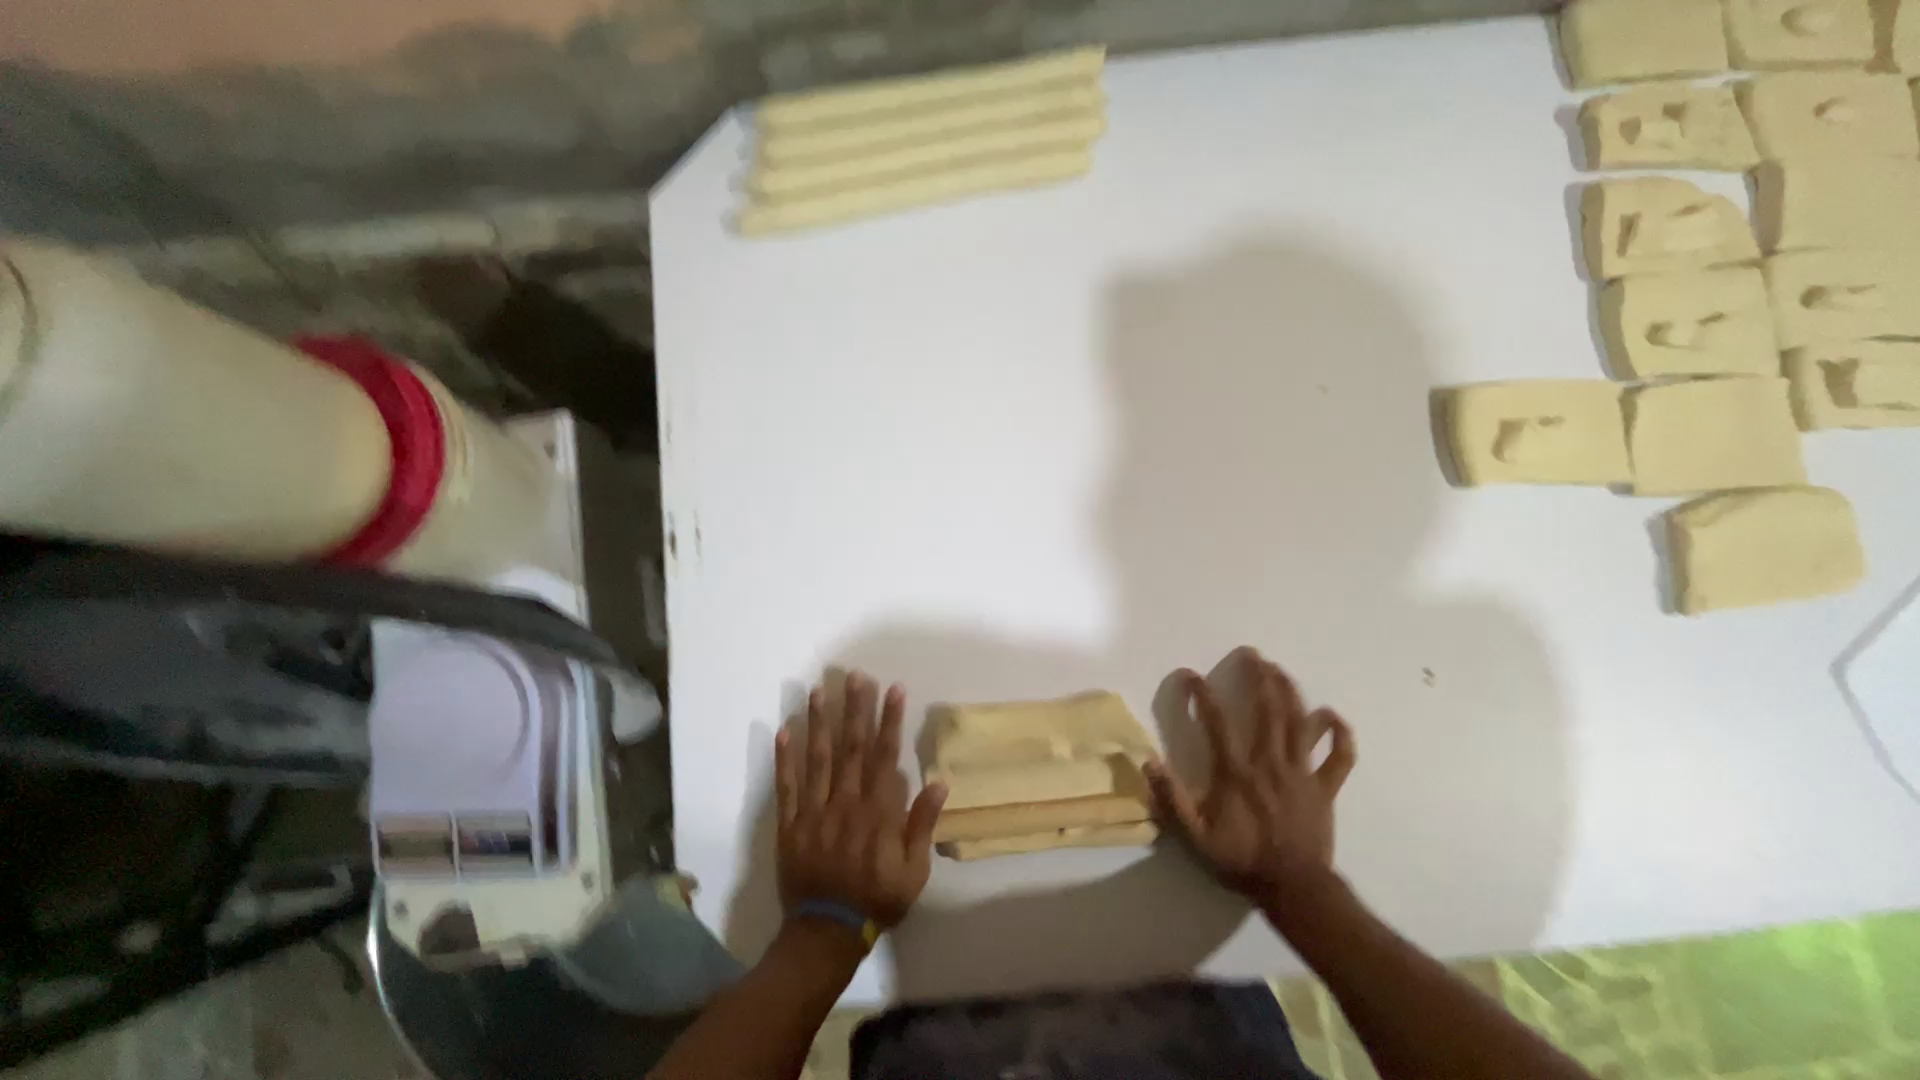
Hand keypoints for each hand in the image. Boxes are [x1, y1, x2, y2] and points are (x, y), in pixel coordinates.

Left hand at [775, 673, 947, 930]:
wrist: (827, 932)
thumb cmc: (877, 899)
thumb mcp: (914, 870)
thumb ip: (923, 825)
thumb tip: (938, 782)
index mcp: (877, 812)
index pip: (884, 756)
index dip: (889, 721)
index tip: (893, 690)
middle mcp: (845, 802)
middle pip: (850, 748)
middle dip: (854, 709)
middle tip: (855, 675)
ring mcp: (814, 811)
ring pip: (817, 759)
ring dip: (819, 722)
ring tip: (819, 689)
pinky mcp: (790, 823)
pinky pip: (786, 786)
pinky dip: (784, 758)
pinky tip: (784, 730)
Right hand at [1144, 647, 1356, 908]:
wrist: (1294, 888)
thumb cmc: (1241, 861)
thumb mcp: (1195, 838)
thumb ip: (1172, 799)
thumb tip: (1149, 762)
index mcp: (1236, 772)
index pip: (1215, 722)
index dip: (1201, 694)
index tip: (1190, 675)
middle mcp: (1270, 763)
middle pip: (1266, 710)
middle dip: (1258, 678)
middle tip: (1251, 655)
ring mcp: (1301, 773)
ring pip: (1300, 722)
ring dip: (1291, 692)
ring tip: (1280, 670)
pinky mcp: (1325, 787)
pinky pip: (1338, 756)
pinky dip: (1338, 734)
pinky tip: (1332, 715)